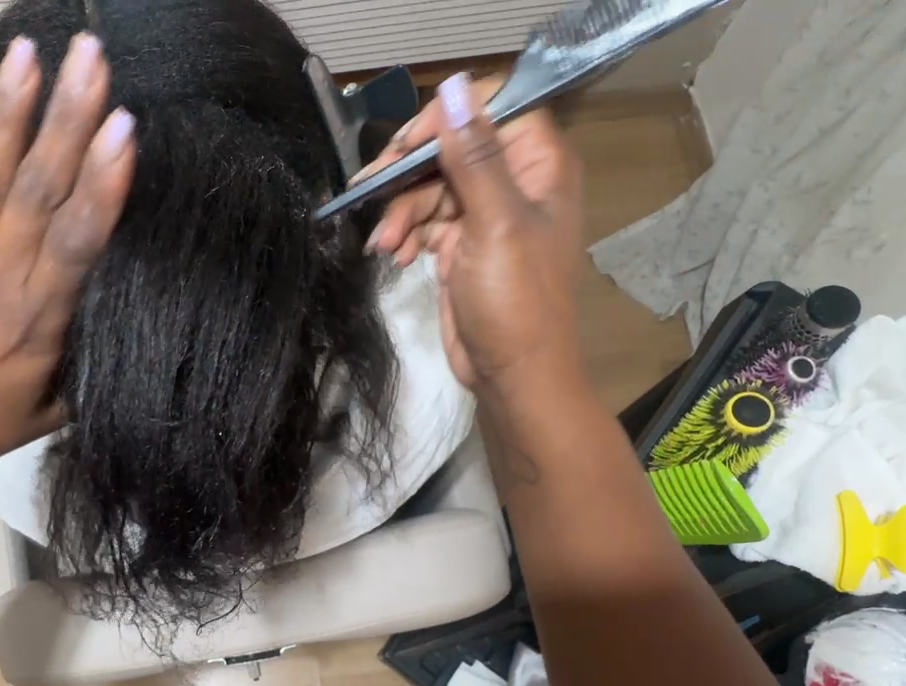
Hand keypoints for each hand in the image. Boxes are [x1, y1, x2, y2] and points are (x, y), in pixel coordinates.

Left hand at [0, 34, 136, 496]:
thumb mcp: (55, 408)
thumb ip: (85, 353)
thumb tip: (116, 308)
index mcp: (37, 321)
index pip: (76, 240)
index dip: (102, 184)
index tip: (125, 128)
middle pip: (36, 190)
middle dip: (67, 119)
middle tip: (91, 56)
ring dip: (9, 112)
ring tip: (31, 52)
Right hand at [358, 73, 584, 394]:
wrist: (512, 374)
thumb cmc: (515, 301)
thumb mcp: (495, 224)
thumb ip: (473, 158)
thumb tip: (454, 90)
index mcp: (538, 165)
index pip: (489, 111)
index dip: (443, 121)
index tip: (403, 148)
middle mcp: (514, 182)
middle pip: (451, 150)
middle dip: (408, 174)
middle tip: (368, 192)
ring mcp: (485, 216)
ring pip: (431, 189)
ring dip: (401, 213)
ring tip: (385, 245)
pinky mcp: (461, 247)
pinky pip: (425, 224)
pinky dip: (405, 235)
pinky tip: (392, 254)